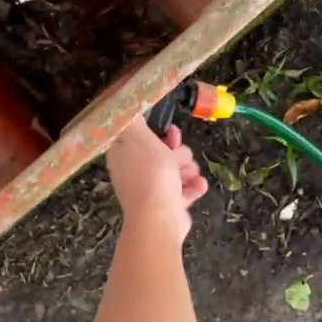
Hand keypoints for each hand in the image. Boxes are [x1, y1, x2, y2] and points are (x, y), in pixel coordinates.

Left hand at [106, 118, 207, 238]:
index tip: (170, 132)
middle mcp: (135, 171)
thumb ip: (133, 118)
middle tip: (179, 156)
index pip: (142, 135)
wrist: (159, 218)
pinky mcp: (169, 205)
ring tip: (188, 176)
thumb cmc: (149, 175)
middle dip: (178, 152)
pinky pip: (186, 189)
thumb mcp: (139, 137)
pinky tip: (198, 186)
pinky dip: (193, 187)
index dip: (158, 132)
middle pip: (163, 151)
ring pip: (177, 169)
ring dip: (188, 170)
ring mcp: (152, 190)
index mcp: (124, 154)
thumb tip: (125, 103)